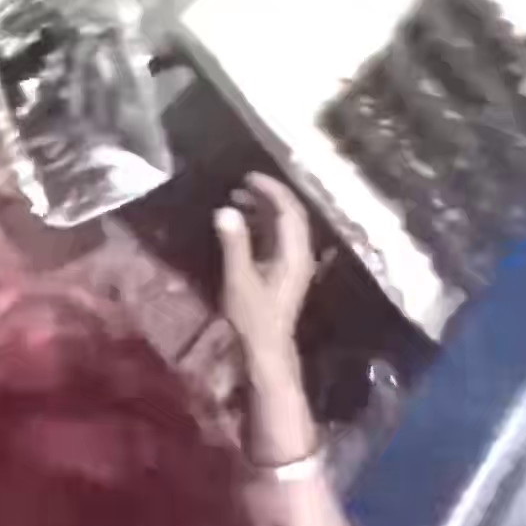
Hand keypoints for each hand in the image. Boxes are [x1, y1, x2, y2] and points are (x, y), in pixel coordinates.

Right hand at [215, 173, 315, 367]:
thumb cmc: (253, 317)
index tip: (249, 176)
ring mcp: (294, 262)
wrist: (266, 349)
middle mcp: (300, 254)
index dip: (271, 189)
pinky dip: (261, 224)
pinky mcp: (284, 270)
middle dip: (268, 195)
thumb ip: (234, 243)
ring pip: (283, 225)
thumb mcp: (240, 278)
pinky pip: (277, 237)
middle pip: (290, 214)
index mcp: (295, 254)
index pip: (289, 211)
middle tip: (241, 183)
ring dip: (263, 209)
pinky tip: (241, 222)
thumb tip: (225, 211)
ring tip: (237, 198)